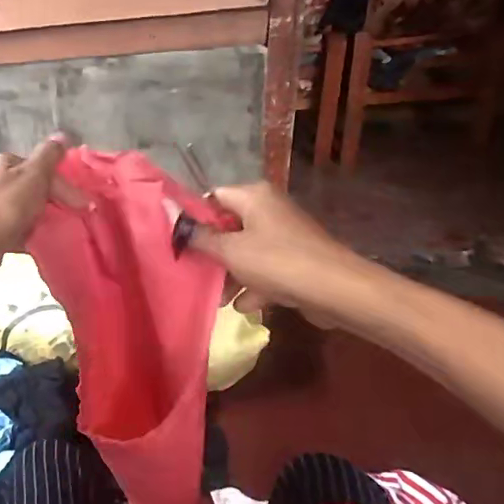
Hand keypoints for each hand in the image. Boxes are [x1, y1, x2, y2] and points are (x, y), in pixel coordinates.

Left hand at [0, 136, 82, 281]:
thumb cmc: (7, 206)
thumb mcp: (33, 175)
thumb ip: (49, 156)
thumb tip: (62, 135)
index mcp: (8, 163)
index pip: (44, 168)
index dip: (65, 185)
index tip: (84, 205)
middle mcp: (0, 180)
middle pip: (38, 188)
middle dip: (59, 202)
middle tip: (79, 217)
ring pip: (31, 209)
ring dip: (48, 218)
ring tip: (65, 231)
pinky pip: (23, 229)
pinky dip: (35, 234)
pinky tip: (46, 243)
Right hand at [183, 183, 373, 317]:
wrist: (335, 290)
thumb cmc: (278, 262)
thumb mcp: (231, 250)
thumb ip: (199, 236)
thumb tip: (168, 213)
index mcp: (254, 196)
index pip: (213, 197)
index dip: (194, 218)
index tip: (178, 243)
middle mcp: (270, 210)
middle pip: (229, 227)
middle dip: (212, 253)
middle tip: (192, 275)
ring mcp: (285, 236)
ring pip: (247, 251)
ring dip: (231, 274)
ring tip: (216, 299)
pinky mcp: (296, 261)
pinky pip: (267, 269)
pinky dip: (255, 285)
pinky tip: (244, 306)